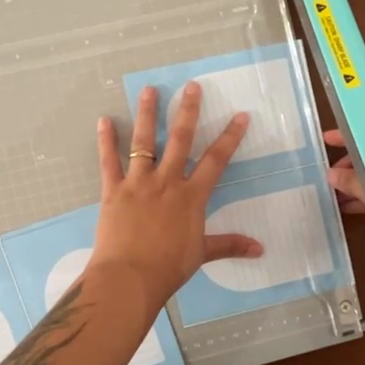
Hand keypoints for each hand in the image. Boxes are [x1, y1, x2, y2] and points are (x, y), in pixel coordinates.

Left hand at [90, 83, 261, 316]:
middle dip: (188, 111)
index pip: (216, 161)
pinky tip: (104, 120)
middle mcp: (167, 182)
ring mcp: (138, 183)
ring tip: (149, 90)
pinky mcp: (113, 191)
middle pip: (180, 140)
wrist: (129, 278)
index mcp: (191, 196)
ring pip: (144, 142)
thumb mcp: (202, 254)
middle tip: (191, 86)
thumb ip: (229, 245)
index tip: (240, 116)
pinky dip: (106, 141)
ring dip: (147, 114)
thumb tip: (260, 249)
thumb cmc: (169, 268)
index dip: (230, 137)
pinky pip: (108, 161)